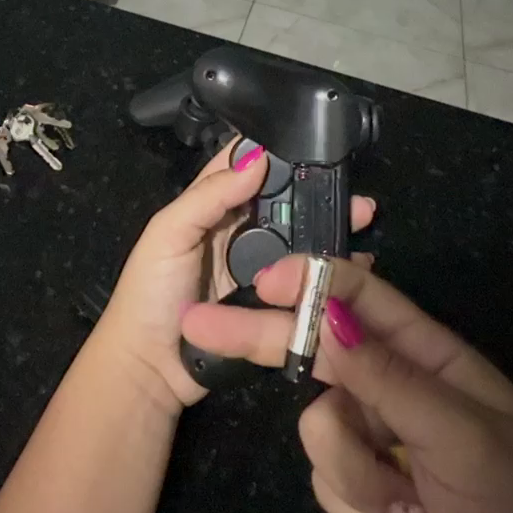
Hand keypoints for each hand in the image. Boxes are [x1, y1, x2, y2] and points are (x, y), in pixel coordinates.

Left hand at [95, 141, 376, 409]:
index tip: (315, 142)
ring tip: (362, 215)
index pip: (248, 167)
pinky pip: (305, 278)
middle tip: (351, 187)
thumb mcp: (169, 234)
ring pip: (300, 237)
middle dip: (316, 190)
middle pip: (283, 201)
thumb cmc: (150, 293)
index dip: (277, 152)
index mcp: (211, 205)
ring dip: (329, 225)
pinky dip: (330, 267)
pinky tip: (356, 260)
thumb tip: (257, 158)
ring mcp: (260, 266)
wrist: (151, 370)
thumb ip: (208, 195)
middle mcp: (240, 229)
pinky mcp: (274, 300)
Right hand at [181, 257, 512, 512]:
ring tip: (403, 498)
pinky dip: (354, 503)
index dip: (312, 281)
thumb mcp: (461, 434)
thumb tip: (328, 313)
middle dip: (266, 339)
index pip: (361, 298)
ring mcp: (378, 437)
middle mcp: (395, 386)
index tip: (263, 281)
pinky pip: (325, 478)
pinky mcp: (365, 485)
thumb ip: (388, 376)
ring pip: (318, 425)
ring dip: (351, 467)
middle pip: (318, 349)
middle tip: (198, 324)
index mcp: (429, 354)